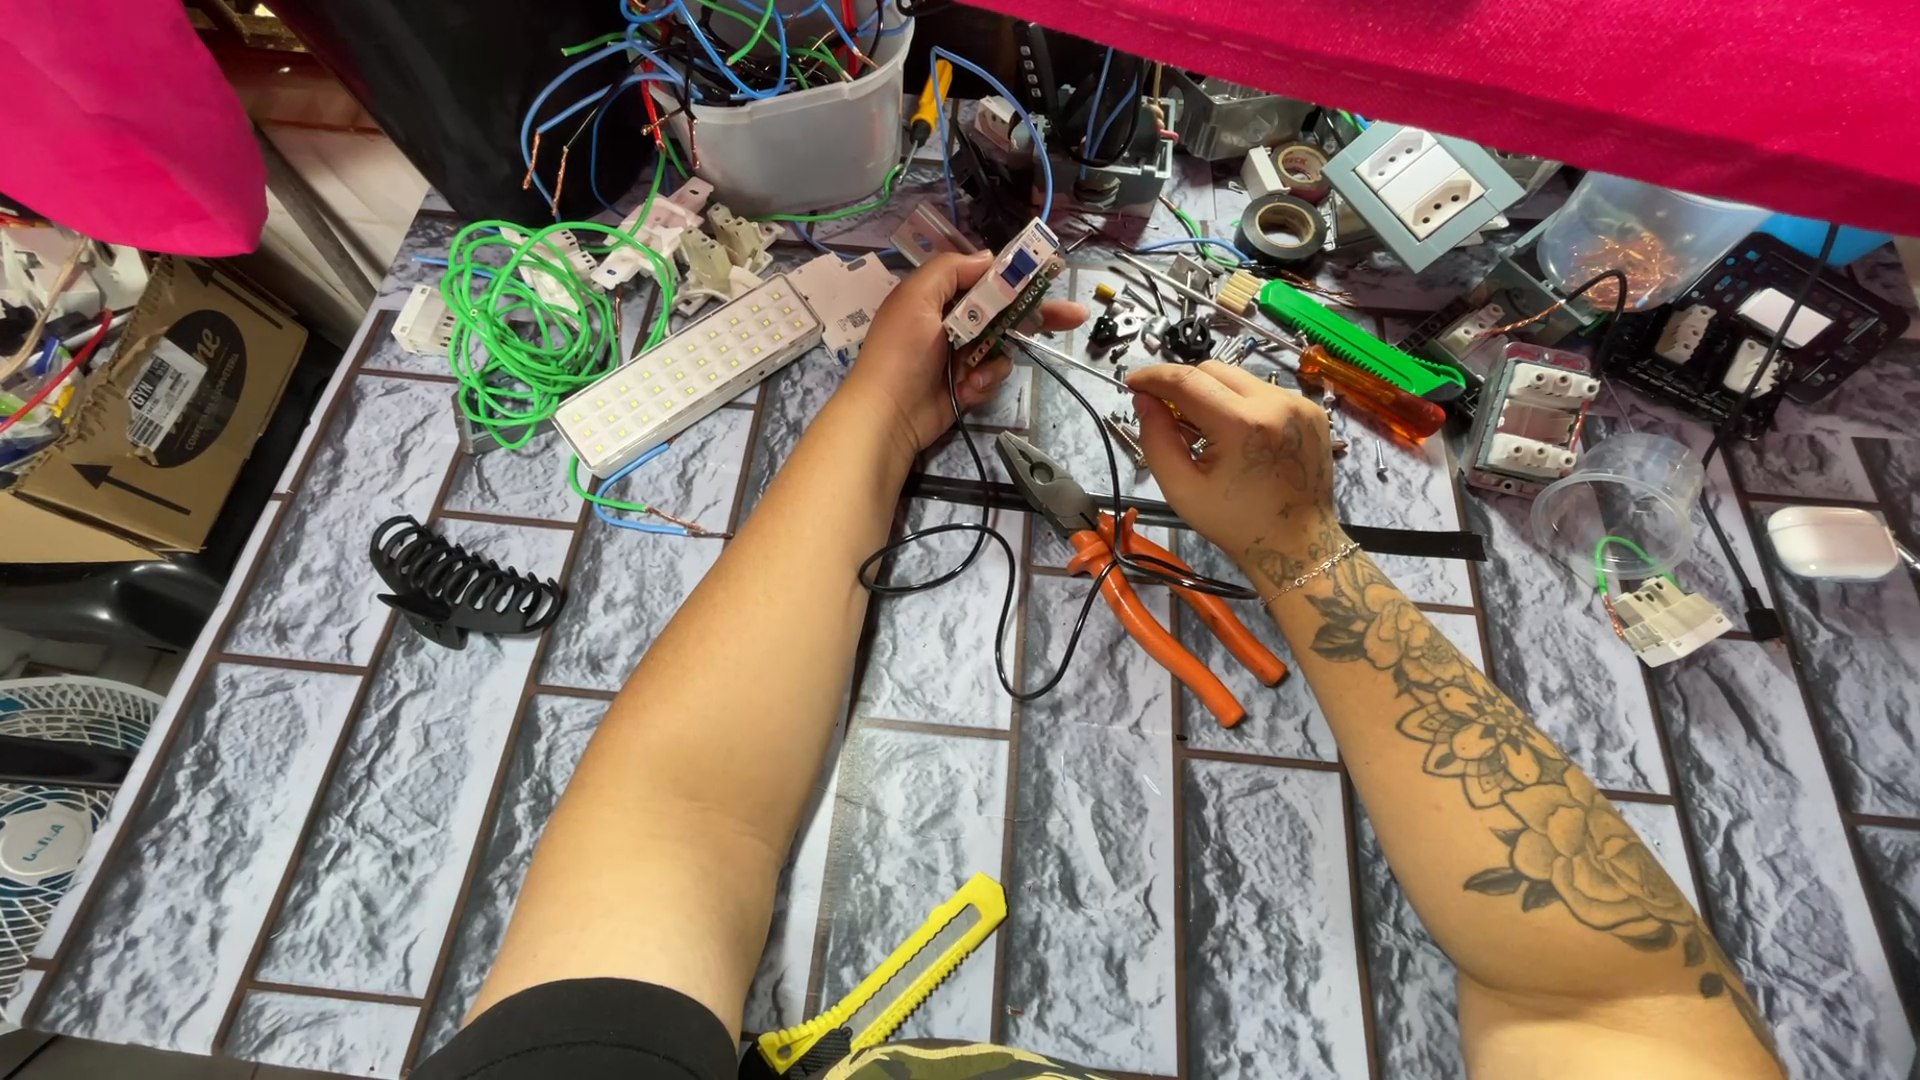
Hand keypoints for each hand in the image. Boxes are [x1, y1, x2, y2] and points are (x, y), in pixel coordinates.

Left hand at [842, 252, 1084, 454]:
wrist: (888, 414)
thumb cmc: (900, 351)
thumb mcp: (917, 297)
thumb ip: (952, 270)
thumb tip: (989, 257)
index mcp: (941, 296)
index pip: (988, 279)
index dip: (1018, 277)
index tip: (1050, 274)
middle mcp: (955, 322)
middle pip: (1007, 312)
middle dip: (1038, 316)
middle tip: (1076, 317)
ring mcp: (963, 355)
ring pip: (1004, 348)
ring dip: (994, 362)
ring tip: (972, 376)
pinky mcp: (969, 383)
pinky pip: (994, 376)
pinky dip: (983, 383)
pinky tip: (965, 391)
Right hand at [1127, 361, 1339, 568]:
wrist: (1295, 542)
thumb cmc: (1234, 523)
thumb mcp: (1180, 488)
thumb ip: (1156, 439)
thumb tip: (1144, 400)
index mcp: (1241, 425)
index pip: (1187, 380)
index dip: (1154, 377)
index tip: (1133, 383)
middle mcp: (1275, 403)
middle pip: (1212, 370)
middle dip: (1182, 386)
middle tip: (1167, 415)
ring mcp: (1298, 404)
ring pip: (1238, 378)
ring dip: (1211, 394)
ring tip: (1202, 432)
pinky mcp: (1310, 410)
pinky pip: (1262, 391)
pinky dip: (1238, 404)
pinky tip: (1234, 436)